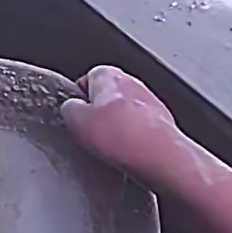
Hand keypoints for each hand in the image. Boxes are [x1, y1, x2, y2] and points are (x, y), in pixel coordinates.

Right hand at [60, 65, 190, 178]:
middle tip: (90, 131)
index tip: (75, 112)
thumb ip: (68, 108)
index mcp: (109, 75)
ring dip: (116, 126)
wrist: (161, 157)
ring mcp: (151, 101)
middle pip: (107, 94)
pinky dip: (132, 137)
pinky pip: (139, 127)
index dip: (79, 96)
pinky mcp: (163, 122)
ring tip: (109, 145)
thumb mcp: (76, 121)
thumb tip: (70, 108)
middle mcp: (133, 82)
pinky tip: (127, 152)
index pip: (87, 77)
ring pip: (124, 111)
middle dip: (98, 112)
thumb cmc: (123, 137)